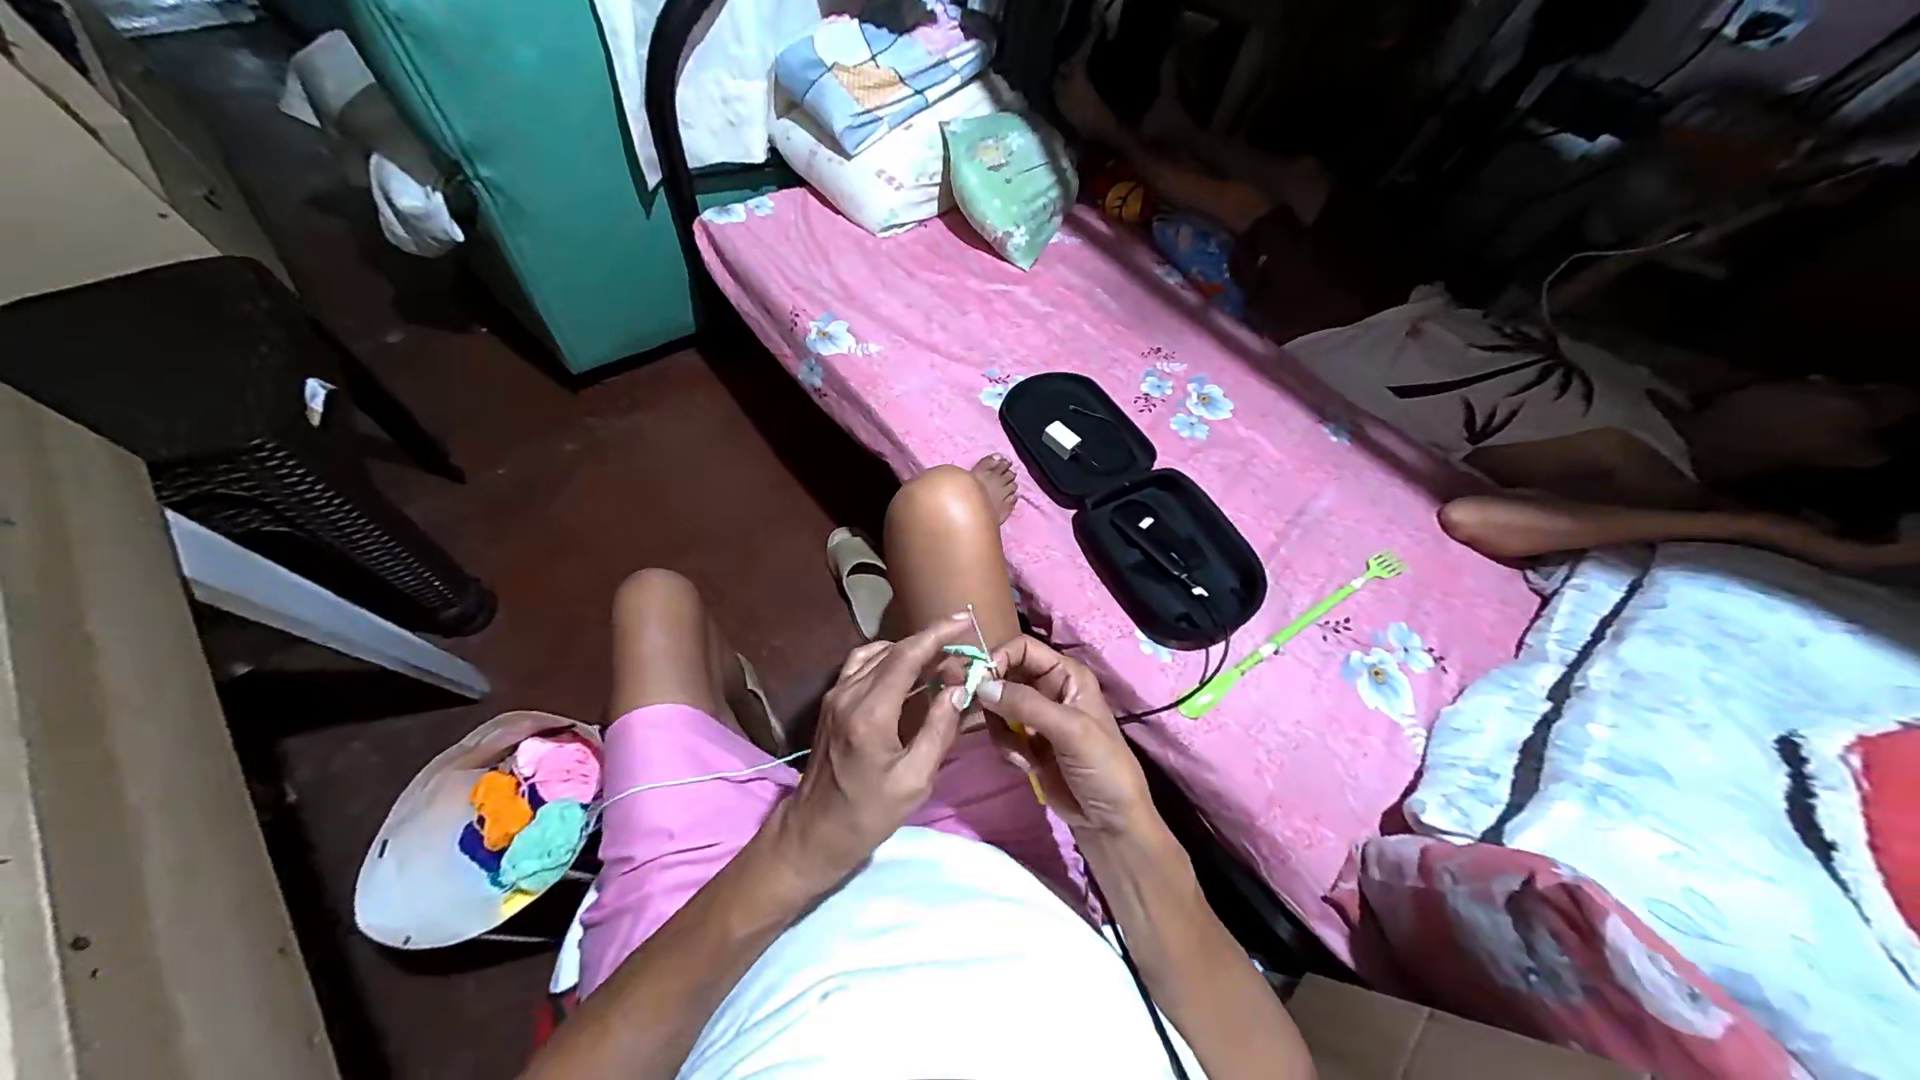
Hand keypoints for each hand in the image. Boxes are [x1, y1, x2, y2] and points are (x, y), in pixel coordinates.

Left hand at [779, 614, 974, 879]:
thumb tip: (958, 688)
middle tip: (962, 652)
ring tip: (939, 661)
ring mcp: (835, 694)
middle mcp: (848, 693)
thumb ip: (938, 730)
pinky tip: (906, 670)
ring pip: (876, 653)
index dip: (936, 635)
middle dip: (930, 643)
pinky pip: (861, 664)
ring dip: (909, 650)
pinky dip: (887, 658)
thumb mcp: (914, 780)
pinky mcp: (831, 701)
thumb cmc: (868, 813)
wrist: (814, 830)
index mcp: (869, 712)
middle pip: (893, 650)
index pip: (906, 656)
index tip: (963, 620)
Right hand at [977, 635, 1157, 838]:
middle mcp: (1049, 688)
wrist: (1110, 822)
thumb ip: (1026, 704)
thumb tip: (982, 686)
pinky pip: (1001, 733)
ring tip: (1020, 753)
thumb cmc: (1101, 767)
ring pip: (998, 705)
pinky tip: (1026, 766)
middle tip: (985, 717)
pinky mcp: (1027, 742)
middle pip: (1005, 674)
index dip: (999, 658)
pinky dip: (1006, 747)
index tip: (979, 682)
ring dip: (1001, 730)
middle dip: (993, 696)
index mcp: (1067, 674)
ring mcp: (1036, 716)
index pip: (1023, 648)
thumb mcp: (1070, 730)